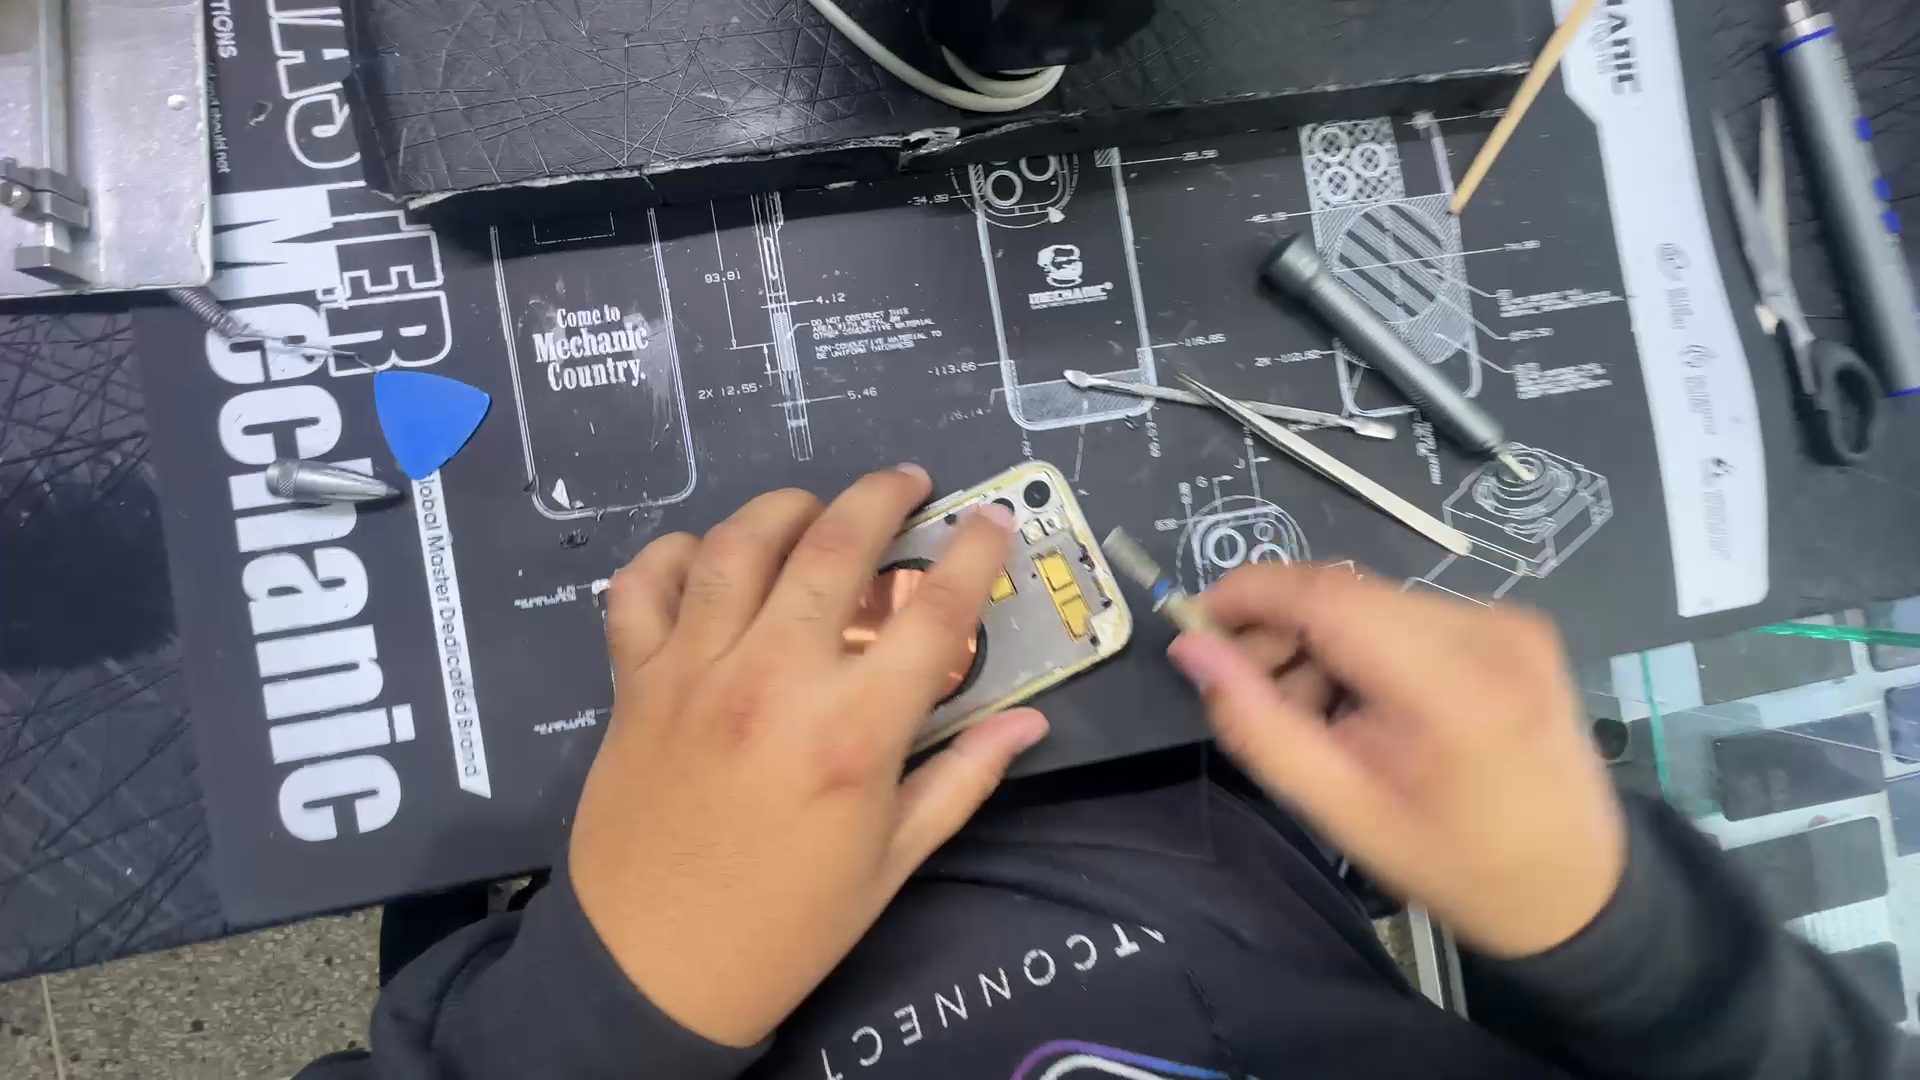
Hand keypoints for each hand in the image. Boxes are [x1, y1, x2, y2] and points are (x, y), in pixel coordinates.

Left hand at [569, 466, 1048, 1045]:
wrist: (648, 974)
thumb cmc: (788, 923)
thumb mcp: (895, 860)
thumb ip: (966, 776)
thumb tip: (1030, 723)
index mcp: (853, 732)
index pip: (933, 614)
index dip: (973, 555)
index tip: (990, 522)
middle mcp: (774, 680)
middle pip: (832, 548)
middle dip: (880, 496)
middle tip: (906, 481)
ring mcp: (694, 672)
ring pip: (736, 547)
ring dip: (784, 508)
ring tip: (814, 508)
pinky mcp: (635, 682)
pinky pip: (643, 586)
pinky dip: (674, 553)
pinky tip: (708, 558)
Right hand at [1168, 563, 1625, 958]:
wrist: (1578, 890)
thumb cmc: (1455, 862)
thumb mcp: (1339, 810)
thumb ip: (1257, 726)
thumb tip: (1191, 651)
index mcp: (1455, 682)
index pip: (1326, 594)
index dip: (1248, 593)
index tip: (1195, 621)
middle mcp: (1486, 627)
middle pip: (1338, 592)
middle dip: (1275, 630)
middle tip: (1250, 690)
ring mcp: (1502, 619)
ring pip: (1358, 599)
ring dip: (1311, 642)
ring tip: (1310, 710)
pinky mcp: (1502, 623)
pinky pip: (1390, 611)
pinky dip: (1350, 645)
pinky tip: (1355, 699)